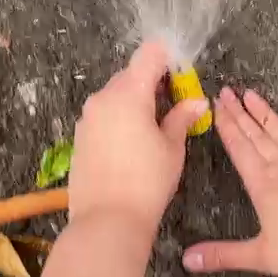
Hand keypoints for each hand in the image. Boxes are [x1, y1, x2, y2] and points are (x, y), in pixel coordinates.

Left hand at [35, 41, 207, 276]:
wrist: (106, 221)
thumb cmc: (147, 182)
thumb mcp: (172, 148)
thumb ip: (182, 118)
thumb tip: (197, 101)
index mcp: (129, 93)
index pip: (149, 55)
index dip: (167, 58)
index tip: (181, 75)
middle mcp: (103, 98)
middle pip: (130, 74)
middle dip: (152, 82)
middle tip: (174, 105)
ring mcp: (87, 117)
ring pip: (115, 95)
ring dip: (134, 101)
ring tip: (154, 127)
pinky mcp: (79, 136)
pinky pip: (103, 114)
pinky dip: (119, 118)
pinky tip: (132, 143)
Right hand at [183, 88, 277, 276]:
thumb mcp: (262, 256)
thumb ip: (224, 256)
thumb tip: (188, 260)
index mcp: (263, 185)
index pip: (238, 149)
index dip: (225, 126)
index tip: (215, 105)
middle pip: (256, 135)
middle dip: (239, 113)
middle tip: (226, 92)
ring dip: (266, 112)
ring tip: (251, 93)